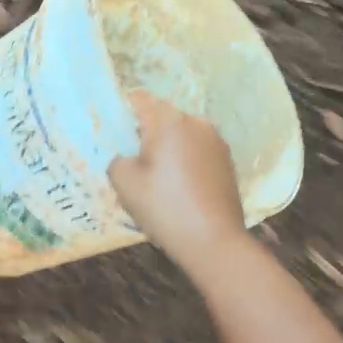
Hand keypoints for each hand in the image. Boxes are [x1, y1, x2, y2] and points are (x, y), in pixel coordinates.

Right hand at [109, 90, 247, 260]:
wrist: (215, 243)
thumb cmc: (165, 207)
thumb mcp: (123, 181)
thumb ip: (116, 157)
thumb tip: (126, 154)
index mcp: (168, 121)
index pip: (139, 99)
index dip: (123, 111)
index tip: (115, 132)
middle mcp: (195, 122)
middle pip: (162, 115)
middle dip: (147, 130)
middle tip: (134, 157)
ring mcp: (216, 140)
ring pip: (182, 132)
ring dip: (169, 144)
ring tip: (159, 173)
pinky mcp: (227, 160)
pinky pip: (197, 148)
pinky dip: (186, 157)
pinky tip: (180, 183)